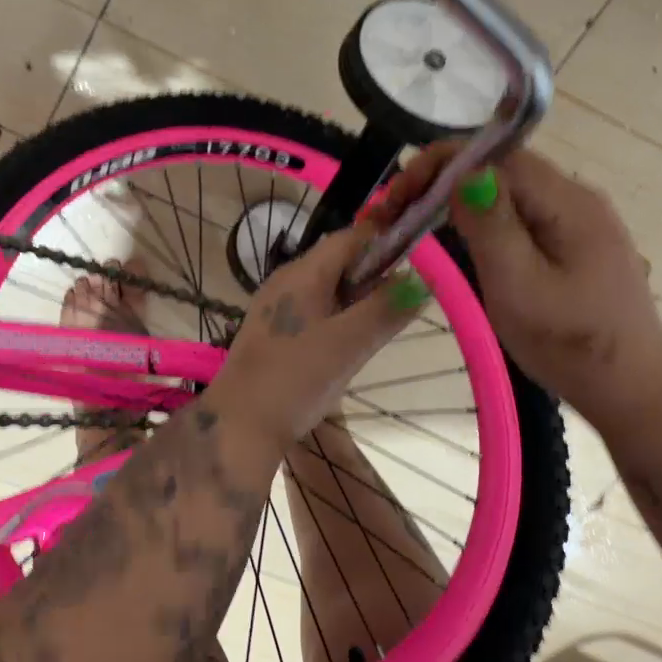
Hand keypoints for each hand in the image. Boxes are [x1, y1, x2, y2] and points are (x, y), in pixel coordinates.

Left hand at [207, 222, 424, 446]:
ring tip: (382, 327)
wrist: (241, 423)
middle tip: (403, 304)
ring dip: (357, 301)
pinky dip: (338, 319)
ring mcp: (277, 307)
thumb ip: (385, 310)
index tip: (417, 261)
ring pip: (327, 289)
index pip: (349, 238)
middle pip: (338, 262)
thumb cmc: (295, 378)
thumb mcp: (349, 344)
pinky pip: (315, 312)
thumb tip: (421, 279)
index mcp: (301, 273)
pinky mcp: (274, 332)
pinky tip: (351, 346)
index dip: (383, 242)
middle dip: (373, 276)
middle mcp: (286, 282)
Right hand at [371, 142, 661, 430]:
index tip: (397, 196)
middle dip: (438, 180)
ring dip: (453, 197)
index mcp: (568, 203)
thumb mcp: (520, 288)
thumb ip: (492, 226)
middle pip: (496, 166)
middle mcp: (574, 198)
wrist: (634, 390)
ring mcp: (575, 219)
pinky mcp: (570, 240)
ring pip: (502, 188)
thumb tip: (463, 171)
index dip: (439, 165)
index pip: (494, 156)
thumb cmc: (572, 345)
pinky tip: (451, 236)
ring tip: (410, 222)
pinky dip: (475, 216)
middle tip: (393, 213)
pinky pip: (514, 211)